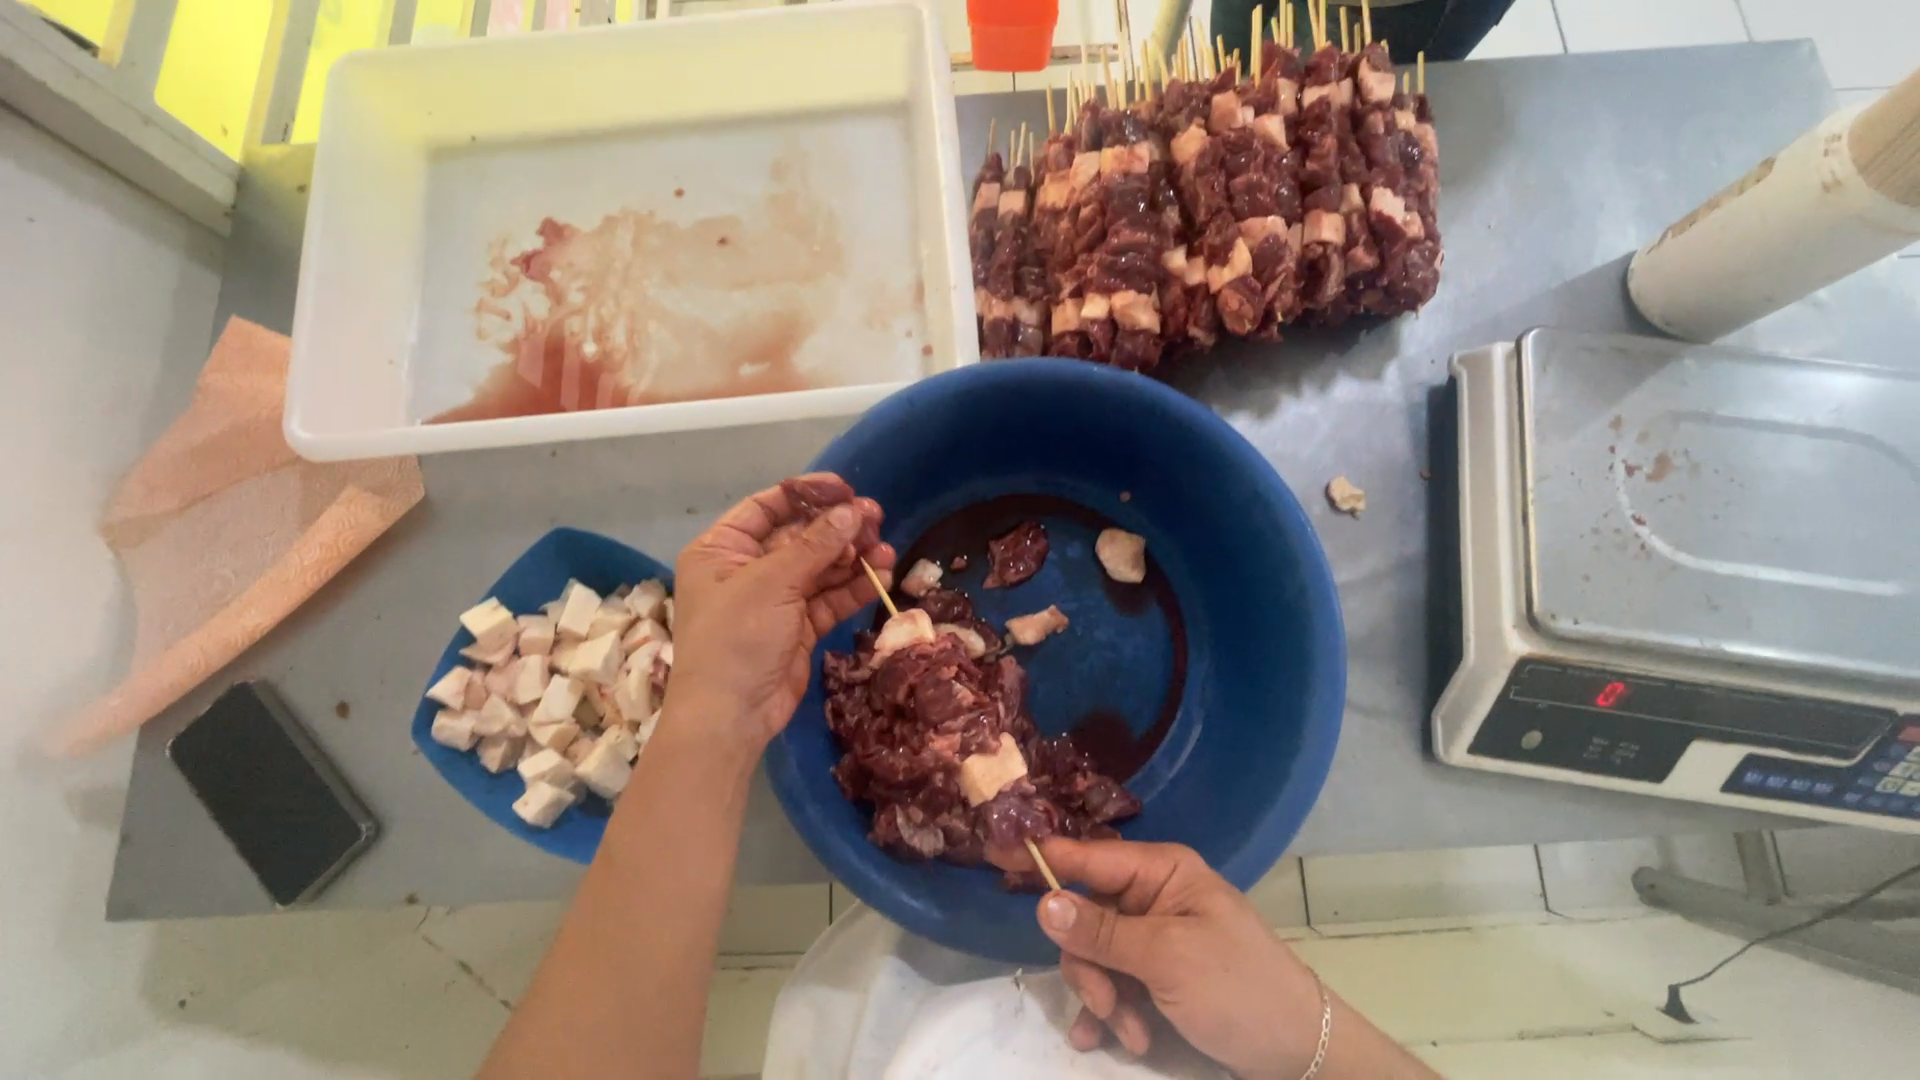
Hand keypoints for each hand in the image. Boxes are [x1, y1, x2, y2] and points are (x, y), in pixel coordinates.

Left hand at [665, 474, 893, 751]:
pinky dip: (854, 587)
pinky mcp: (799, 626)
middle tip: (877, 519)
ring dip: (853, 557)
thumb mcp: (772, 583)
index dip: (808, 494)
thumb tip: (854, 511)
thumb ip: (816, 544)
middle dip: (839, 528)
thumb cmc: (736, 639)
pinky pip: (830, 597)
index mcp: (723, 549)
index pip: (768, 507)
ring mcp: (775, 598)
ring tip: (886, 549)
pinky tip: (882, 574)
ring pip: (820, 566)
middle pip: (800, 535)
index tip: (847, 491)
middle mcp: (747, 568)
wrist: (730, 717)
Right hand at [1034, 838, 1324, 1079]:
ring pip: (1094, 955)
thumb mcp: (1167, 958)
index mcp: (1160, 872)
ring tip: (1130, 1031)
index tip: (995, 858)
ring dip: (1104, 997)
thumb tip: (1042, 901)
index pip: (1088, 856)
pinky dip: (1110, 1012)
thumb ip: (1102, 931)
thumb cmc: (1238, 988)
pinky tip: (1112, 1040)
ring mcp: (1154, 938)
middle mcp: (1152, 897)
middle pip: (1084, 915)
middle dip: (1089, 965)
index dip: (1043, 858)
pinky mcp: (1157, 976)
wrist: (1301, 1054)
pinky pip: (1112, 983)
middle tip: (1108, 1004)